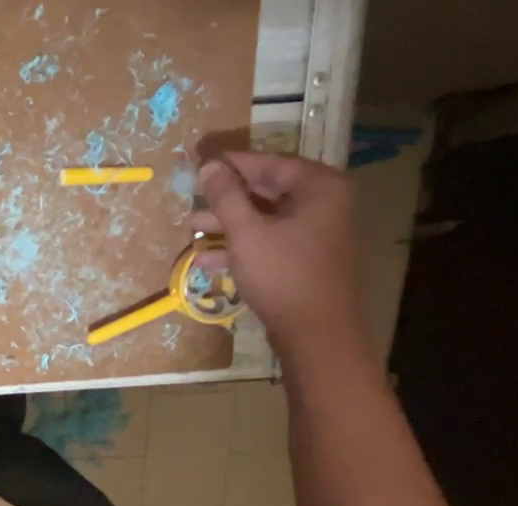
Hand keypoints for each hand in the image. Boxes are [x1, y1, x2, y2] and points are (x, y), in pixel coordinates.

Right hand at [189, 152, 366, 353]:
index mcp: (320, 187)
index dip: (233, 164)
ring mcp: (318, 234)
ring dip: (228, 225)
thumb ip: (227, 197)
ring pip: (266, 220)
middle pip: (268, 192)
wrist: (316, 331)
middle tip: (193, 199)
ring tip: (192, 230)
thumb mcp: (247, 233)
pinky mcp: (306, 261)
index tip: (202, 162)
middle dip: (227, 199)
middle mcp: (325, 204)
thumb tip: (209, 166)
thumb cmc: (283, 275)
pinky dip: (242, 248)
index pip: (270, 163)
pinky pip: (271, 243)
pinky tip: (208, 261)